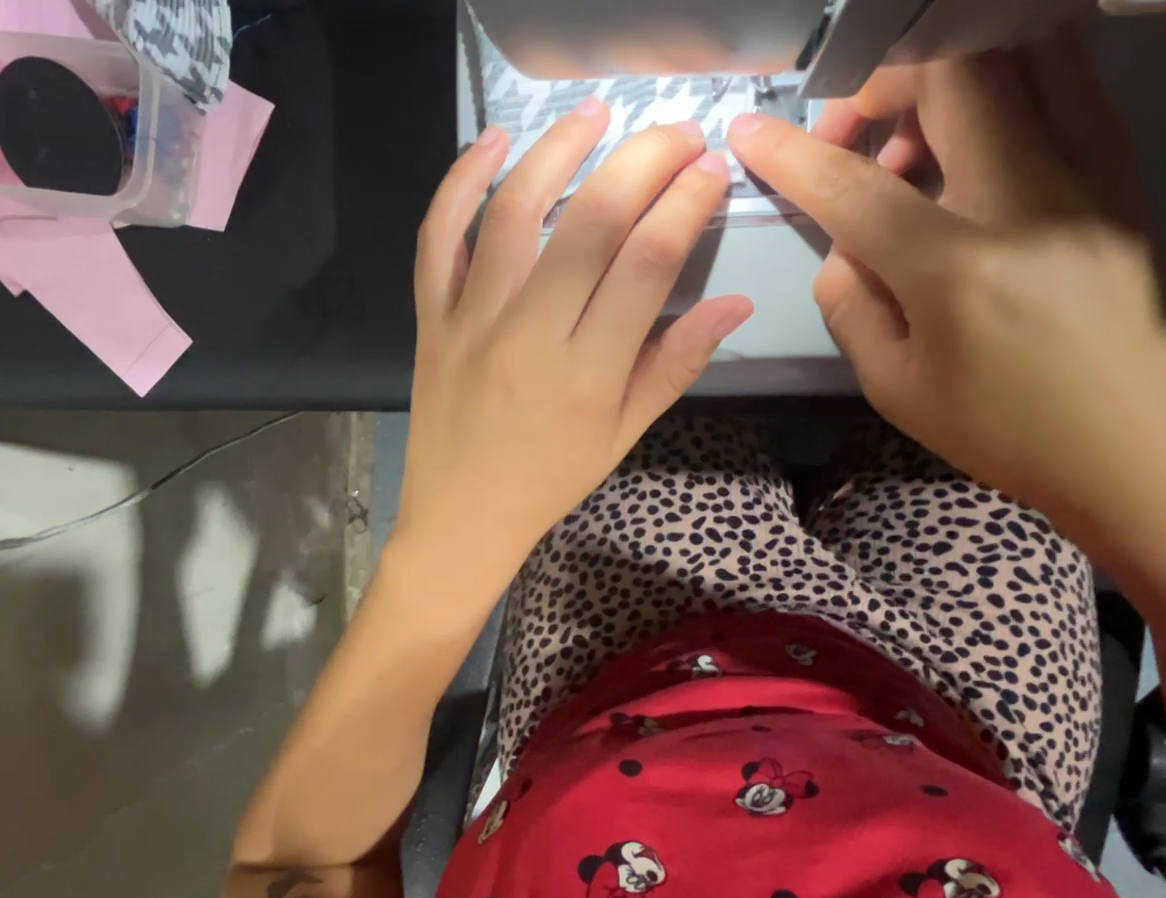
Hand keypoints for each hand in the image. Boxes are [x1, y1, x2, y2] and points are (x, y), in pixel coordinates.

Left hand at [392, 101, 753, 599]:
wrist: (461, 516)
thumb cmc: (549, 480)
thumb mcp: (622, 434)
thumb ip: (675, 366)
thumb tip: (733, 303)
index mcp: (587, 374)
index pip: (645, 266)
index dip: (684, 205)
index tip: (710, 168)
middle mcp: (529, 335)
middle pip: (589, 225)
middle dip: (640, 163)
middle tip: (674, 132)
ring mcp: (472, 321)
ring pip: (514, 213)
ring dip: (557, 150)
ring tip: (595, 113)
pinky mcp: (432, 317)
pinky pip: (438, 239)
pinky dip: (460, 183)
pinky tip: (492, 142)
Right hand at [727, 32, 1165, 568]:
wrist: (1141, 448)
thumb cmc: (1005, 431)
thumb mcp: (895, 388)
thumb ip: (851, 306)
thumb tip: (843, 250)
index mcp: (954, 266)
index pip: (854, 185)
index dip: (791, 153)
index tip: (749, 130)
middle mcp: (1026, 195)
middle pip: (949, 74)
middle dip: (879, 85)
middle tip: (853, 138)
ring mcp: (1089, 172)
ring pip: (1020, 54)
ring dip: (946, 77)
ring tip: (916, 144)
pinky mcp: (1123, 173)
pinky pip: (1064, 84)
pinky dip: (1004, 88)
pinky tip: (974, 150)